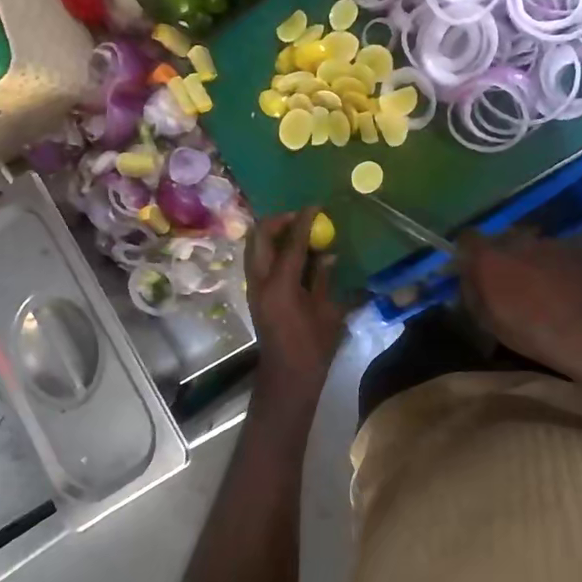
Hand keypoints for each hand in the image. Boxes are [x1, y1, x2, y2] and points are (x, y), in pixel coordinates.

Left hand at [245, 208, 344, 405]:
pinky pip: (257, 260)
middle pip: (261, 235)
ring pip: (254, 246)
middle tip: (301, 217)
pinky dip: (270, 248)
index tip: (316, 205)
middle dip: (279, 220)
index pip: (292, 242)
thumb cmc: (313, 348)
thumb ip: (324, 279)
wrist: (287, 376)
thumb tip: (328, 255)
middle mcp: (260, 281)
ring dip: (272, 233)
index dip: (305, 220)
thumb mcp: (328, 312)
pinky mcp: (254, 294)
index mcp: (282, 285)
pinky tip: (292, 253)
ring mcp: (253, 287)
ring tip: (296, 231)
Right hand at [457, 230, 581, 369]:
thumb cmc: (534, 333)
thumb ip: (473, 294)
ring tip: (534, 291)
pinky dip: (549, 267)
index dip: (466, 254)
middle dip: (496, 257)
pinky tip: (558, 292)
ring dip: (525, 261)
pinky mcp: (576, 250)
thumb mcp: (489, 323)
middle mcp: (518, 240)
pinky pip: (552, 254)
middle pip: (499, 239)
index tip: (469, 272)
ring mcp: (550, 243)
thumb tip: (468, 279)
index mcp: (490, 257)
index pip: (466, 239)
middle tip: (501, 285)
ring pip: (527, 246)